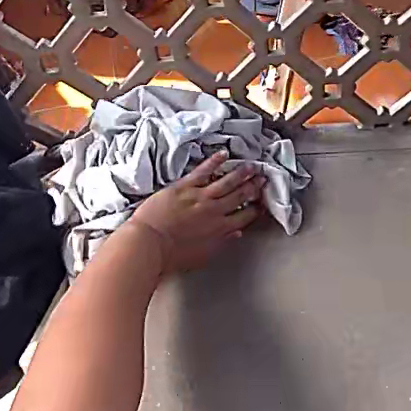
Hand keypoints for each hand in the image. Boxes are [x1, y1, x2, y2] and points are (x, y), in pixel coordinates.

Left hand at [128, 150, 265, 272]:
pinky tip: (224, 155)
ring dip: (242, 172)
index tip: (262, 202)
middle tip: (263, 178)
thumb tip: (236, 233)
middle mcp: (215, 211)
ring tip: (252, 165)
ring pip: (227, 181)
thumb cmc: (171, 256)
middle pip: (240, 195)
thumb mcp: (202, 255)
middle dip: (254, 186)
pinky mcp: (185, 187)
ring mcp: (201, 197)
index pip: (245, 216)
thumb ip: (222, 242)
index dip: (256, 208)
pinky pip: (204, 171)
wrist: (148, 245)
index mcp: (220, 229)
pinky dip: (215, 162)